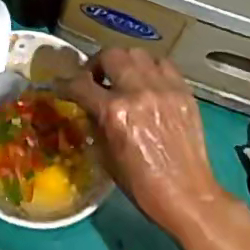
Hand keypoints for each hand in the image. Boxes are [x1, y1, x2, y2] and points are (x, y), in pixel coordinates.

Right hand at [58, 46, 233, 239]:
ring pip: (137, 54)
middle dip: (96, 65)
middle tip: (95, 79)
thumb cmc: (141, 184)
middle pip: (110, 55)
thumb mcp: (105, 155)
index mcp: (115, 113)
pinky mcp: (183, 92)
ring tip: (122, 78)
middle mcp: (138, 92)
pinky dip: (149, 69)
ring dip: (124, 63)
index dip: (65, 83)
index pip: (81, 84)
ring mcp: (164, 89)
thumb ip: (95, 122)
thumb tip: (88, 105)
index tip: (61, 85)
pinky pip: (162, 64)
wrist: (187, 196)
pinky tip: (147, 83)